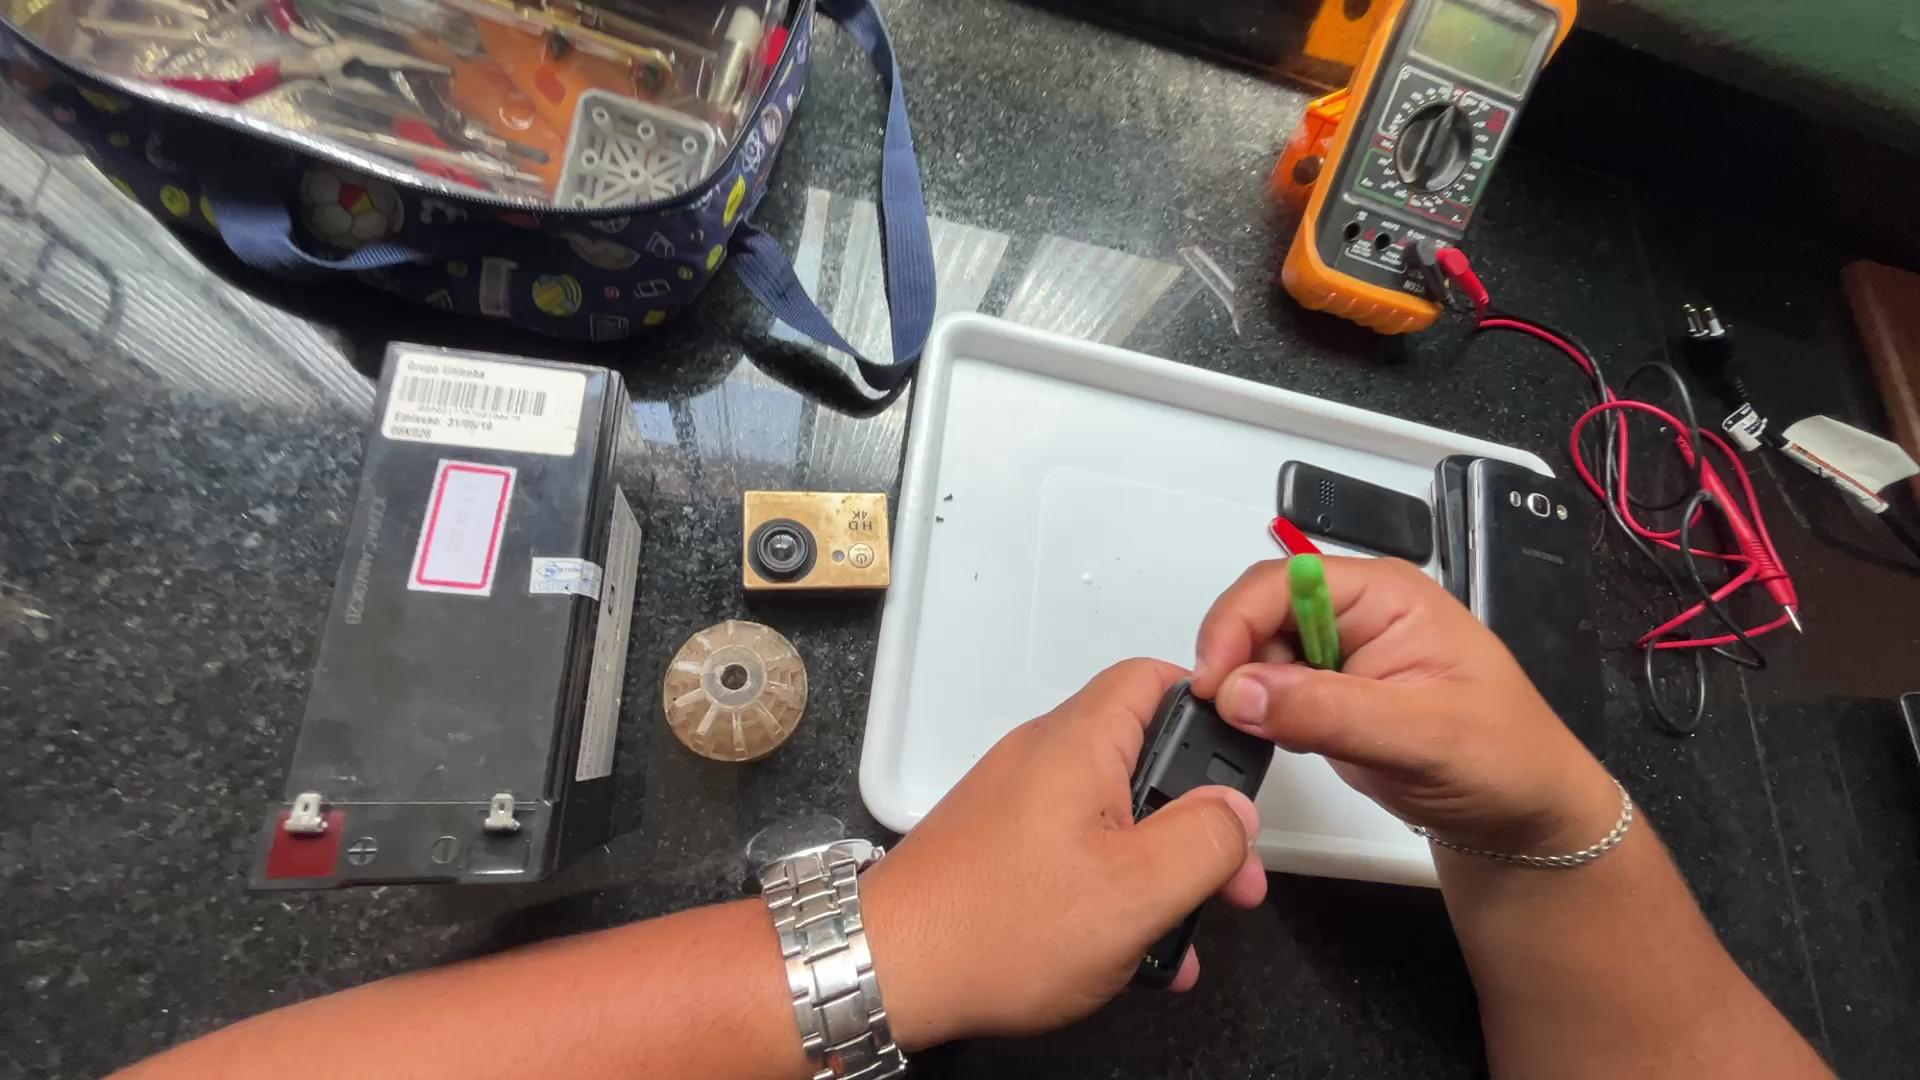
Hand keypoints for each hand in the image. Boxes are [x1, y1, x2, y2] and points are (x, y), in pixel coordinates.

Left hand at [860, 659, 1264, 1049]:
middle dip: (1195, 812)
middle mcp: (1046, 753)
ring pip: (1115, 805)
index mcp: (1078, 743)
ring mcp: (1022, 793)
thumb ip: (1202, 840)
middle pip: (1141, 751)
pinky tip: (1131, 943)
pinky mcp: (1007, 833)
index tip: (1240, 760)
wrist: (894, 965)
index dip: (1203, 704)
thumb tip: (1235, 808)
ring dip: (1159, 859)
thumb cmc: (1002, 924)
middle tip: (1230, 874)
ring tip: (1184, 925)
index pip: (1149, 677)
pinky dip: (1114, 877)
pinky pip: (1078, 838)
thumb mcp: (1133, 890)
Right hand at [1190, 556, 1618, 857]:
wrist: (1518, 816)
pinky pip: (1263, 684)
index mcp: (1382, 594)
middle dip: (1236, 660)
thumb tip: (1238, 693)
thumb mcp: (1424, 734)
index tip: (1212, 681)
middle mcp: (1350, 611)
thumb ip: (1327, 710)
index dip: (1235, 624)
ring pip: (1252, 650)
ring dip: (1246, 689)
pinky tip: (1284, 735)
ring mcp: (1334, 649)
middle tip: (1232, 713)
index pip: (1279, 584)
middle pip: (1256, 611)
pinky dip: (1256, 710)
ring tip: (1278, 731)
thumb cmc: (1503, 761)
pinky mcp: (1320, 685)